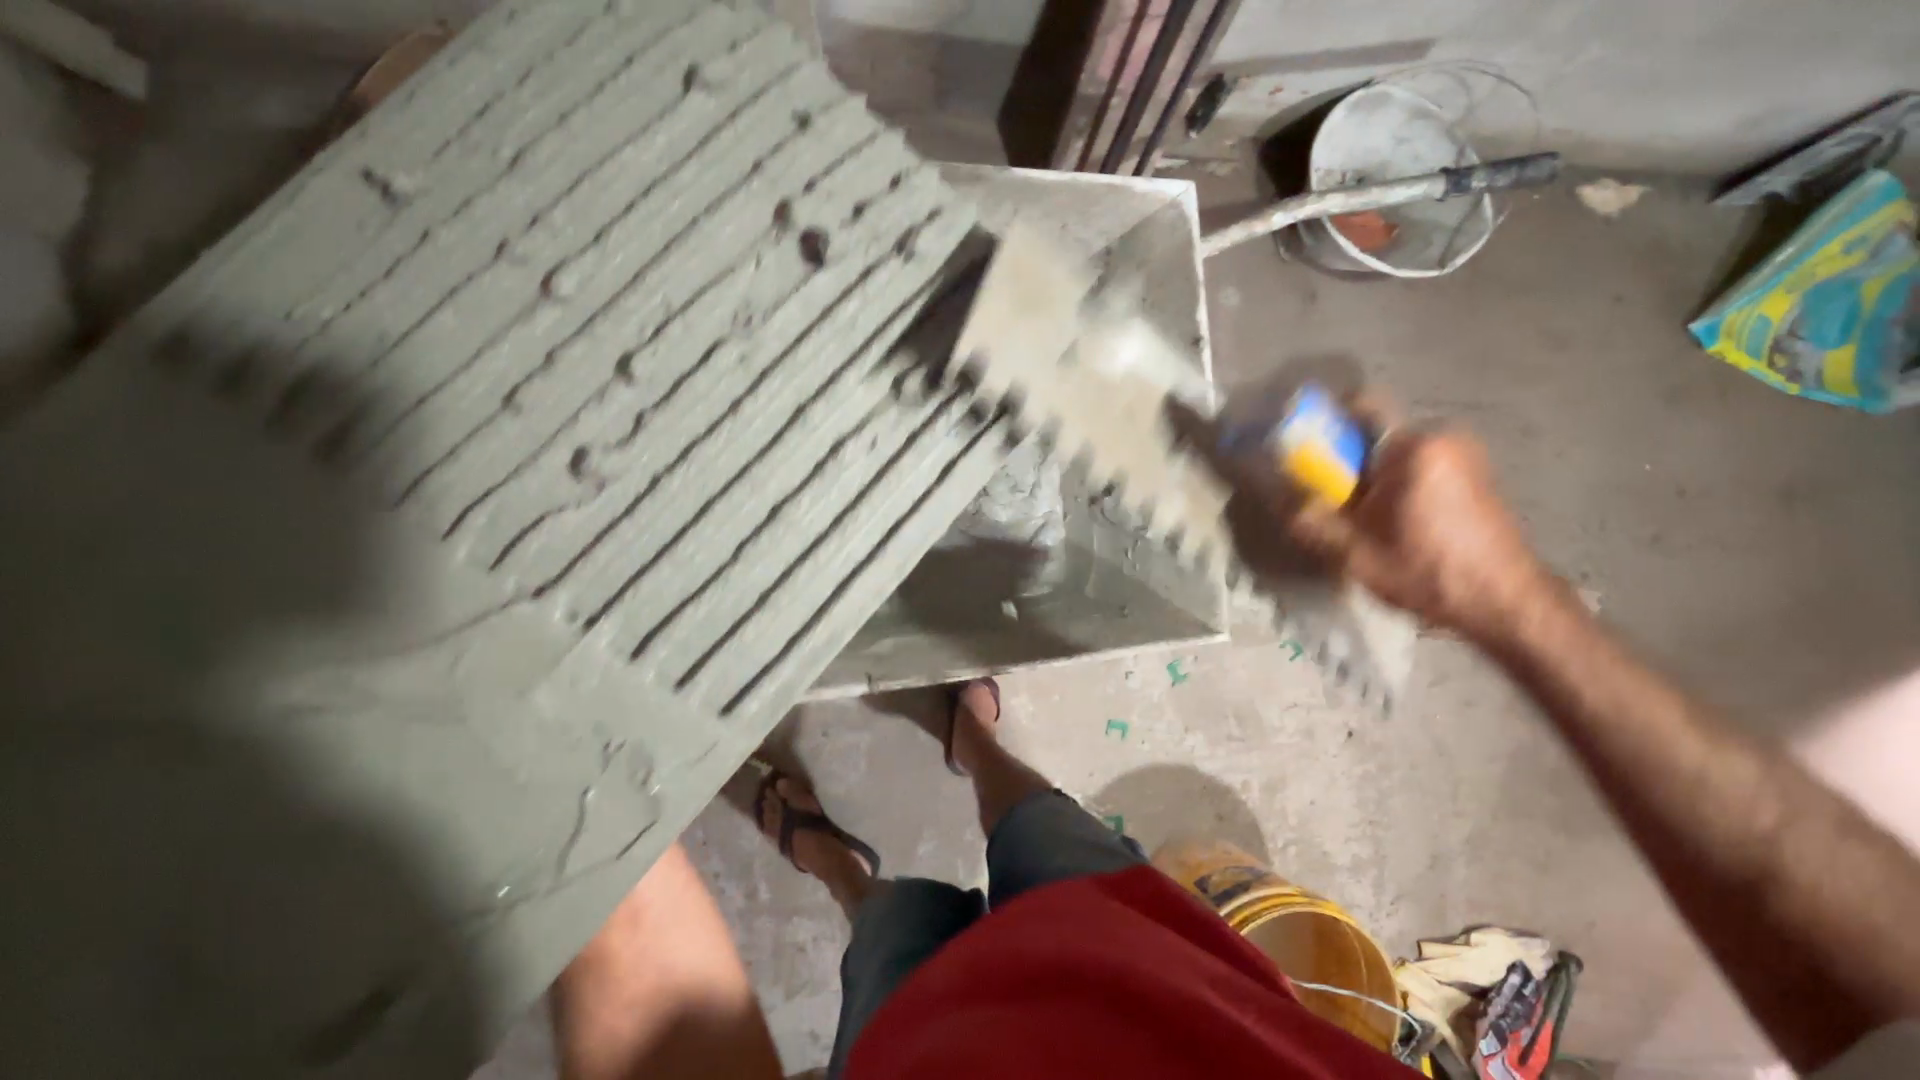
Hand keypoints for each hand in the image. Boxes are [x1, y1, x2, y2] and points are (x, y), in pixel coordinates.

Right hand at [1234, 395, 1557, 641]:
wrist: (1507, 605)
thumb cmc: (1429, 575)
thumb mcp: (1354, 553)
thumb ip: (1309, 518)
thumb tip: (1274, 494)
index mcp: (1414, 446)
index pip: (1358, 405)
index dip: (1323, 424)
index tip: (1302, 454)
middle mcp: (1442, 437)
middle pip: (1374, 433)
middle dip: (1346, 462)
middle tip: (1331, 503)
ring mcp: (1464, 454)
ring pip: (1395, 453)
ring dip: (1371, 478)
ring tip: (1363, 522)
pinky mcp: (1474, 474)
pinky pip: (1418, 466)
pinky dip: (1396, 486)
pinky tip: (1393, 525)